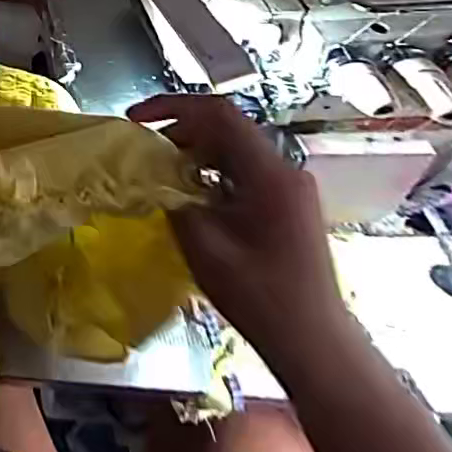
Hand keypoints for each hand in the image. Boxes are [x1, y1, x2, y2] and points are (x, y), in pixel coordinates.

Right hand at [128, 95, 344, 350]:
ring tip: (162, 172)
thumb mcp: (204, 246)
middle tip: (145, 150)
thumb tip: (153, 176)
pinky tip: (190, 195)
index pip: (219, 114)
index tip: (136, 118)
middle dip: (180, 130)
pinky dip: (211, 171)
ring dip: (194, 152)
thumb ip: (175, 200)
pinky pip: (243, 169)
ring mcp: (289, 186)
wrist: (315, 344)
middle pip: (226, 127)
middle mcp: (285, 169)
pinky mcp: (287, 202)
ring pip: (233, 147)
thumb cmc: (260, 296)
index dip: (172, 106)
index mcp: (269, 173)